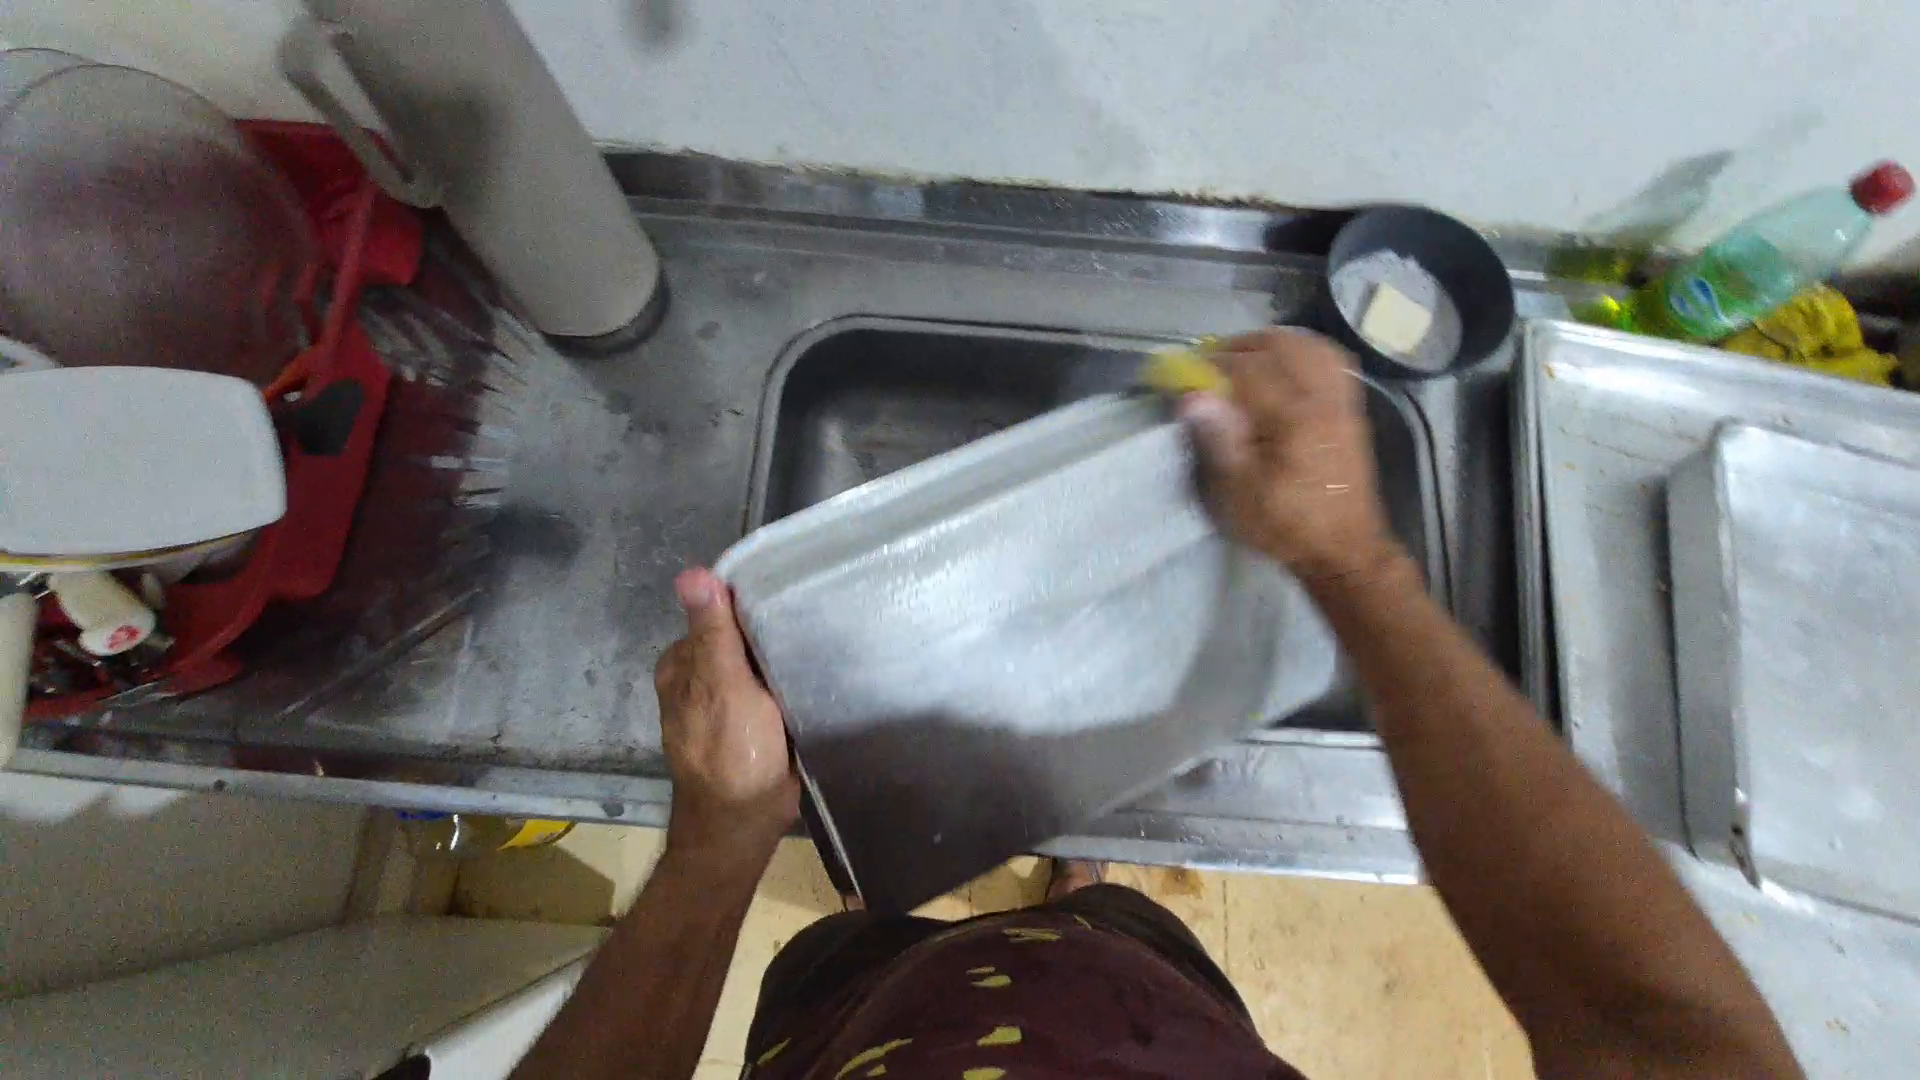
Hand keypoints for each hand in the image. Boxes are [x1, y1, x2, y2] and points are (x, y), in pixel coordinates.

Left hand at [654, 566, 799, 848]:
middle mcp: (700, 676)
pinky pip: (771, 683)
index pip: (717, 610)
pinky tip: (814, 669)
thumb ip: (713, 633)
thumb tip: (692, 573)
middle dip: (771, 624)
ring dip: (784, 650)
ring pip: (758, 659)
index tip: (791, 587)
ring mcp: (728, 699)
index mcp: (684, 662)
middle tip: (816, 613)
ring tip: (822, 635)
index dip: (751, 598)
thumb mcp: (723, 685)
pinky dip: (788, 676)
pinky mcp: (753, 719)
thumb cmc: (732, 751)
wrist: (746, 822)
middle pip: (740, 633)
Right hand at [1178, 328, 1400, 583]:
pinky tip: (1281, 370)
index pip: (1247, 368)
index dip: (1211, 364)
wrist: (1344, 550)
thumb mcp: (1238, 492)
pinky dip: (1300, 355)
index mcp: (1294, 417)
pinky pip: (1329, 362)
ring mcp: (1342, 402)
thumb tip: (1191, 396)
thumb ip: (1218, 438)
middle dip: (1241, 347)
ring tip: (1243, 361)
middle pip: (1282, 346)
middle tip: (1210, 364)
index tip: (1184, 371)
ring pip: (1310, 347)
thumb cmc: (1284, 525)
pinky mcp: (1351, 411)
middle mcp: (1322, 399)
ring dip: (1272, 346)